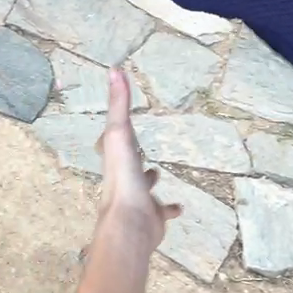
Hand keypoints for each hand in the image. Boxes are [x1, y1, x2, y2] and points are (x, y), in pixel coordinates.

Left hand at [94, 68, 182, 250]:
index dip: (118, 126)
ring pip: (144, 186)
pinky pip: (162, 211)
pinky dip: (170, 208)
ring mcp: (138, 197)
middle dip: (132, 153)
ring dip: (149, 179)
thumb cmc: (123, 177)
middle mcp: (124, 177)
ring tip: (157, 171)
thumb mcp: (119, 133)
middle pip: (127, 162)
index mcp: (115, 157)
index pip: (115, 137)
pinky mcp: (152, 216)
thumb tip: (114, 69)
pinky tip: (179, 207)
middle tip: (137, 146)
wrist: (129, 223)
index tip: (119, 118)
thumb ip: (118, 104)